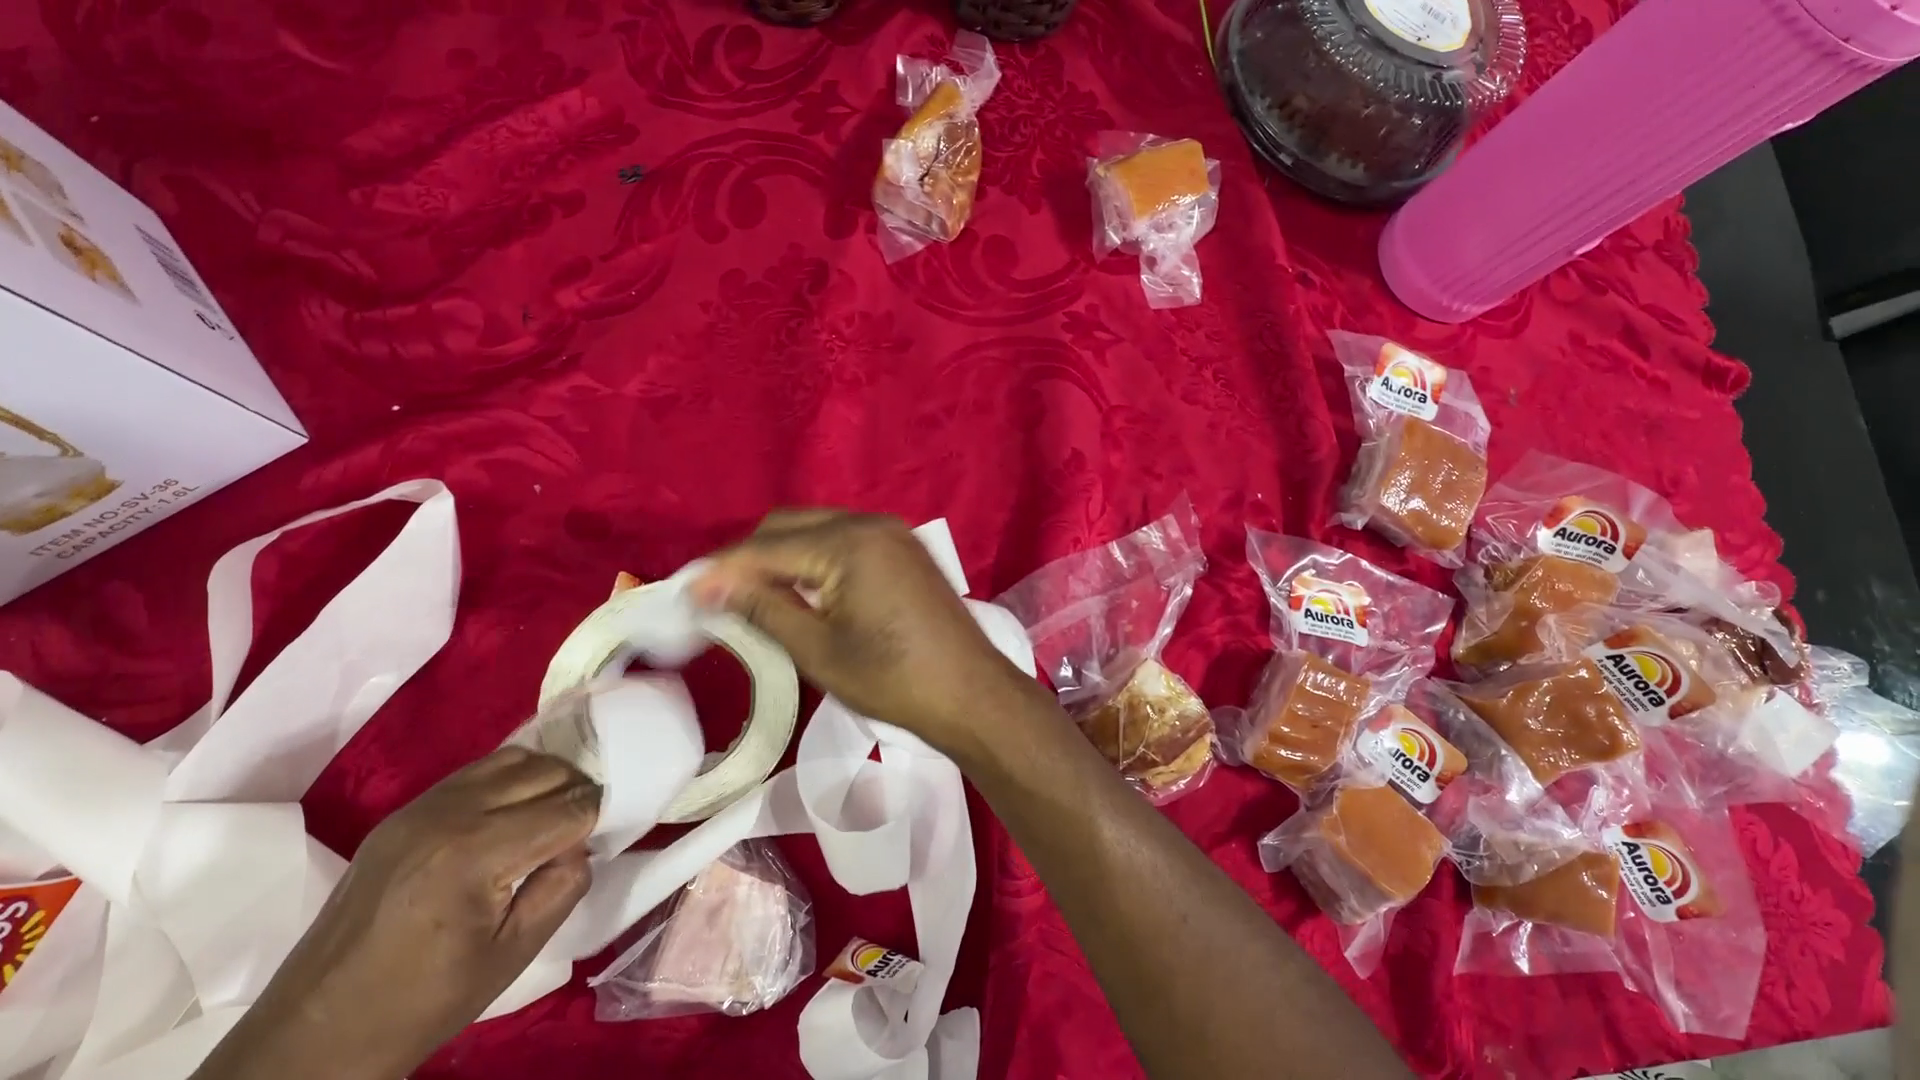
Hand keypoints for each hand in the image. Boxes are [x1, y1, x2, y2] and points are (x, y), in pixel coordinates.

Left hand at [192, 748, 599, 1079]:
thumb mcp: (515, 953)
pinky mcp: (403, 813)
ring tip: (553, 818)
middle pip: (546, 771)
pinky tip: (513, 816)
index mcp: (477, 853)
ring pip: (513, 759)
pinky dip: (510, 781)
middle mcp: (449, 813)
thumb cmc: (425, 1002)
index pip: (570, 806)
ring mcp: (420, 807)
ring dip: (545, 780)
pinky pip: (476, 772)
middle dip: (578, 793)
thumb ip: (563, 885)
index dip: (597, 819)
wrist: (319, 1029)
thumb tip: (579, 843)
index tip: (604, 840)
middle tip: (584, 832)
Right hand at [690, 510, 1048, 761]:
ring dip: (781, 556)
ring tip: (753, 597)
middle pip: (789, 525)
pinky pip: (843, 540)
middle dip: (750, 557)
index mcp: (848, 542)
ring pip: (816, 529)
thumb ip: (762, 608)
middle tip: (719, 598)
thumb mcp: (817, 650)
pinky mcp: (903, 550)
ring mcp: (892, 533)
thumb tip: (707, 586)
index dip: (722, 571)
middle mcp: (870, 523)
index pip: (766, 546)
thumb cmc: (893, 679)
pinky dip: (813, 559)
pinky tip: (801, 591)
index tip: (685, 595)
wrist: (971, 695)